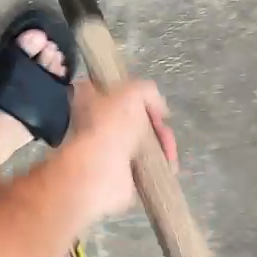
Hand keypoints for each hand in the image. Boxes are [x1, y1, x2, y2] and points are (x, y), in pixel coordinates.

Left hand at [54, 77, 177, 220]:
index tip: (154, 106)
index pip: (117, 88)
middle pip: (134, 116)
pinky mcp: (117, 167)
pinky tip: (168, 165)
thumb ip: (147, 91)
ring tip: (169, 153)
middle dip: (156, 124)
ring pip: (141, 139)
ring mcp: (105, 144)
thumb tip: (158, 104)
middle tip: (165, 133)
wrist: (102, 169)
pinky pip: (143, 161)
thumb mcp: (132, 93)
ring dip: (160, 144)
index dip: (139, 95)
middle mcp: (93, 117)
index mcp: (88, 93)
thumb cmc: (112, 123)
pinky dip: (158, 162)